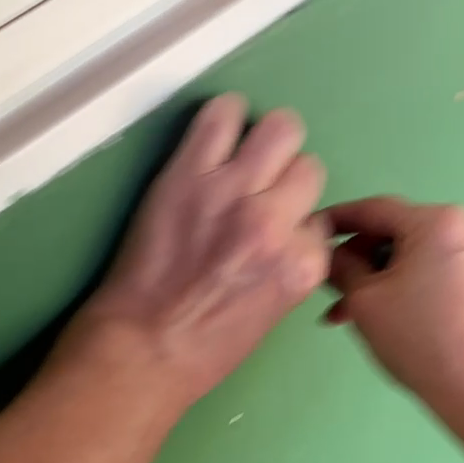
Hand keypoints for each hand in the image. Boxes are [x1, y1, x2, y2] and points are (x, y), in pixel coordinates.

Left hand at [55, 94, 329, 408]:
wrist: (144, 346)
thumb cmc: (205, 349)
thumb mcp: (270, 313)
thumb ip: (289, 267)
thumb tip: (291, 232)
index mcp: (301, 268)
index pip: (319, 221)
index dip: (295, 226)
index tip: (273, 237)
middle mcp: (275, 224)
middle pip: (308, 170)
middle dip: (287, 182)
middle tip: (258, 196)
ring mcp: (233, 193)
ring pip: (281, 129)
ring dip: (266, 143)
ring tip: (241, 160)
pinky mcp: (190, 174)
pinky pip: (223, 113)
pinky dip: (224, 119)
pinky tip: (214, 141)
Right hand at [323, 197, 463, 415]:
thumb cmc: (419, 340)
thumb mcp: (365, 302)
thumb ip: (342, 268)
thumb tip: (331, 254)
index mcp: (438, 221)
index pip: (375, 209)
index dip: (337, 219)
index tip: (312, 230)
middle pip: (399, 234)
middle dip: (361, 262)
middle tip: (333, 293)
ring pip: (417, 257)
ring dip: (382, 280)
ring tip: (354, 315)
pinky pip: (438, 273)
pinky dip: (410, 288)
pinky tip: (389, 317)